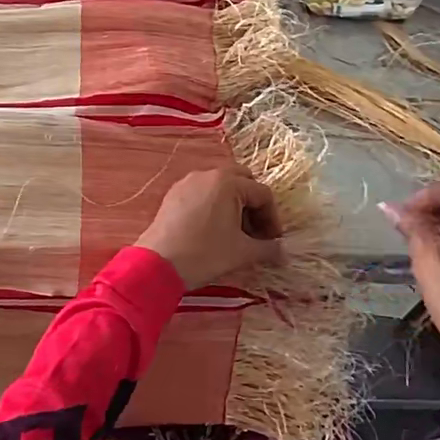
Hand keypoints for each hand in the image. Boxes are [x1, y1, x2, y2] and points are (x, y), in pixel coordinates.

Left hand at [134, 168, 283, 289]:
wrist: (158, 263)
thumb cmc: (205, 253)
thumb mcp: (243, 252)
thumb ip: (269, 248)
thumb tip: (282, 251)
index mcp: (227, 181)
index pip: (262, 194)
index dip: (273, 219)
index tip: (273, 242)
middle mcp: (205, 175)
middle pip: (241, 182)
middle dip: (253, 205)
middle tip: (255, 232)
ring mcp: (185, 183)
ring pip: (219, 187)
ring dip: (233, 205)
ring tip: (235, 234)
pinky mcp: (172, 196)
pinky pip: (201, 194)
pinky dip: (213, 206)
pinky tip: (213, 231)